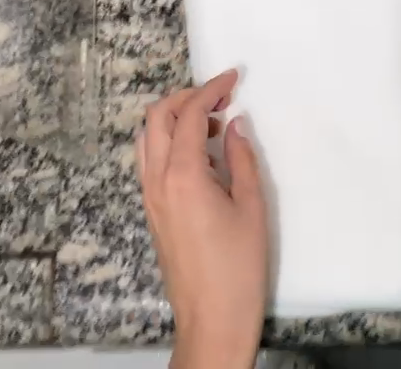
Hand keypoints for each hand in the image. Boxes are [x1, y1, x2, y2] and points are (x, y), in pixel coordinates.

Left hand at [139, 68, 266, 368]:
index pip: (189, 113)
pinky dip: (169, 141)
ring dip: (174, 117)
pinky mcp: (151, 210)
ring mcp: (149, 195)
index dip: (211, 88)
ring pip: (148, 136)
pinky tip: (200, 153)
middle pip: (158, 116)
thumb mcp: (251, 208)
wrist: (211, 322)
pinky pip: (150, 158)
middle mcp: (157, 178)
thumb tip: (235, 123)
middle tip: (221, 96)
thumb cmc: (237, 269)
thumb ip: (242, 158)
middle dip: (187, 96)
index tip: (233, 77)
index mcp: (182, 174)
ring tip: (211, 123)